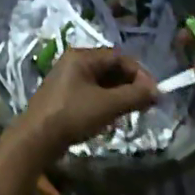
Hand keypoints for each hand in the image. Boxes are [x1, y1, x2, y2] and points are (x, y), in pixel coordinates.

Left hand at [17, 47, 158, 158]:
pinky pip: (92, 92)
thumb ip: (134, 96)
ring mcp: (67, 79)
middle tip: (146, 104)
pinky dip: (106, 101)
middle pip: (110, 68)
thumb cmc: (73, 115)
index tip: (154, 93)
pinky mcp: (65, 96)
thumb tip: (157, 91)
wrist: (37, 137)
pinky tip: (113, 118)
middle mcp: (74, 62)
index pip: (118, 57)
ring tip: (133, 112)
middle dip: (130, 84)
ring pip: (102, 82)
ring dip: (119, 94)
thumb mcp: (107, 105)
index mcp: (81, 56)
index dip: (139, 73)